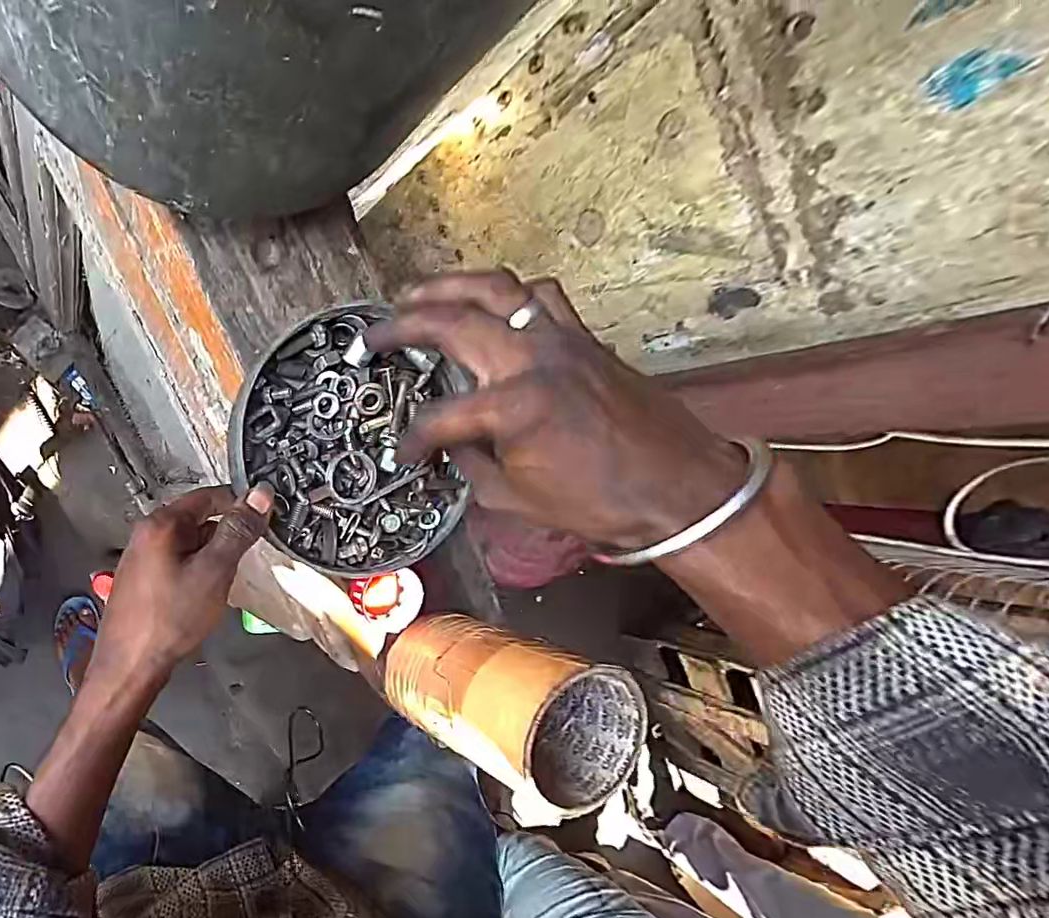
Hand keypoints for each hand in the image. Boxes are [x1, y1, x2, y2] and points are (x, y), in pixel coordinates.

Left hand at [91, 484, 274, 680]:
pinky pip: (177, 563)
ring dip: (211, 557)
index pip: (210, 496)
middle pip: (198, 519)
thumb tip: (260, 495)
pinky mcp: (142, 580)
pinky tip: (201, 596)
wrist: (130, 664)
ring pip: (189, 544)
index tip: (262, 524)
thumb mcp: (215, 571)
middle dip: (225, 536)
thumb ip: (238, 531)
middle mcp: (146, 534)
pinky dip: (195, 572)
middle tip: (242, 562)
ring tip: (222, 584)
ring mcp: (141, 557)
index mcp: (161, 524)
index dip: (240, 505)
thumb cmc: (171, 618)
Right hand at [365, 270, 745, 549]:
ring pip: (496, 288)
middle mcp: (534, 360)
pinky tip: (489, 303)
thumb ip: (469, 461)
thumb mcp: (512, 495)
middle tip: (374, 336)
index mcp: (514, 407)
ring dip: (449, 286)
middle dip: (402, 326)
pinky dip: (506, 292)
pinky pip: (539, 296)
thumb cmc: (598, 500)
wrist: (675, 487)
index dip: (414, 438)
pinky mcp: (583, 337)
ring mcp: (561, 340)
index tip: (405, 452)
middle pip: (452, 322)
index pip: (439, 417)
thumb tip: (448, 444)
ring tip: (416, 295)